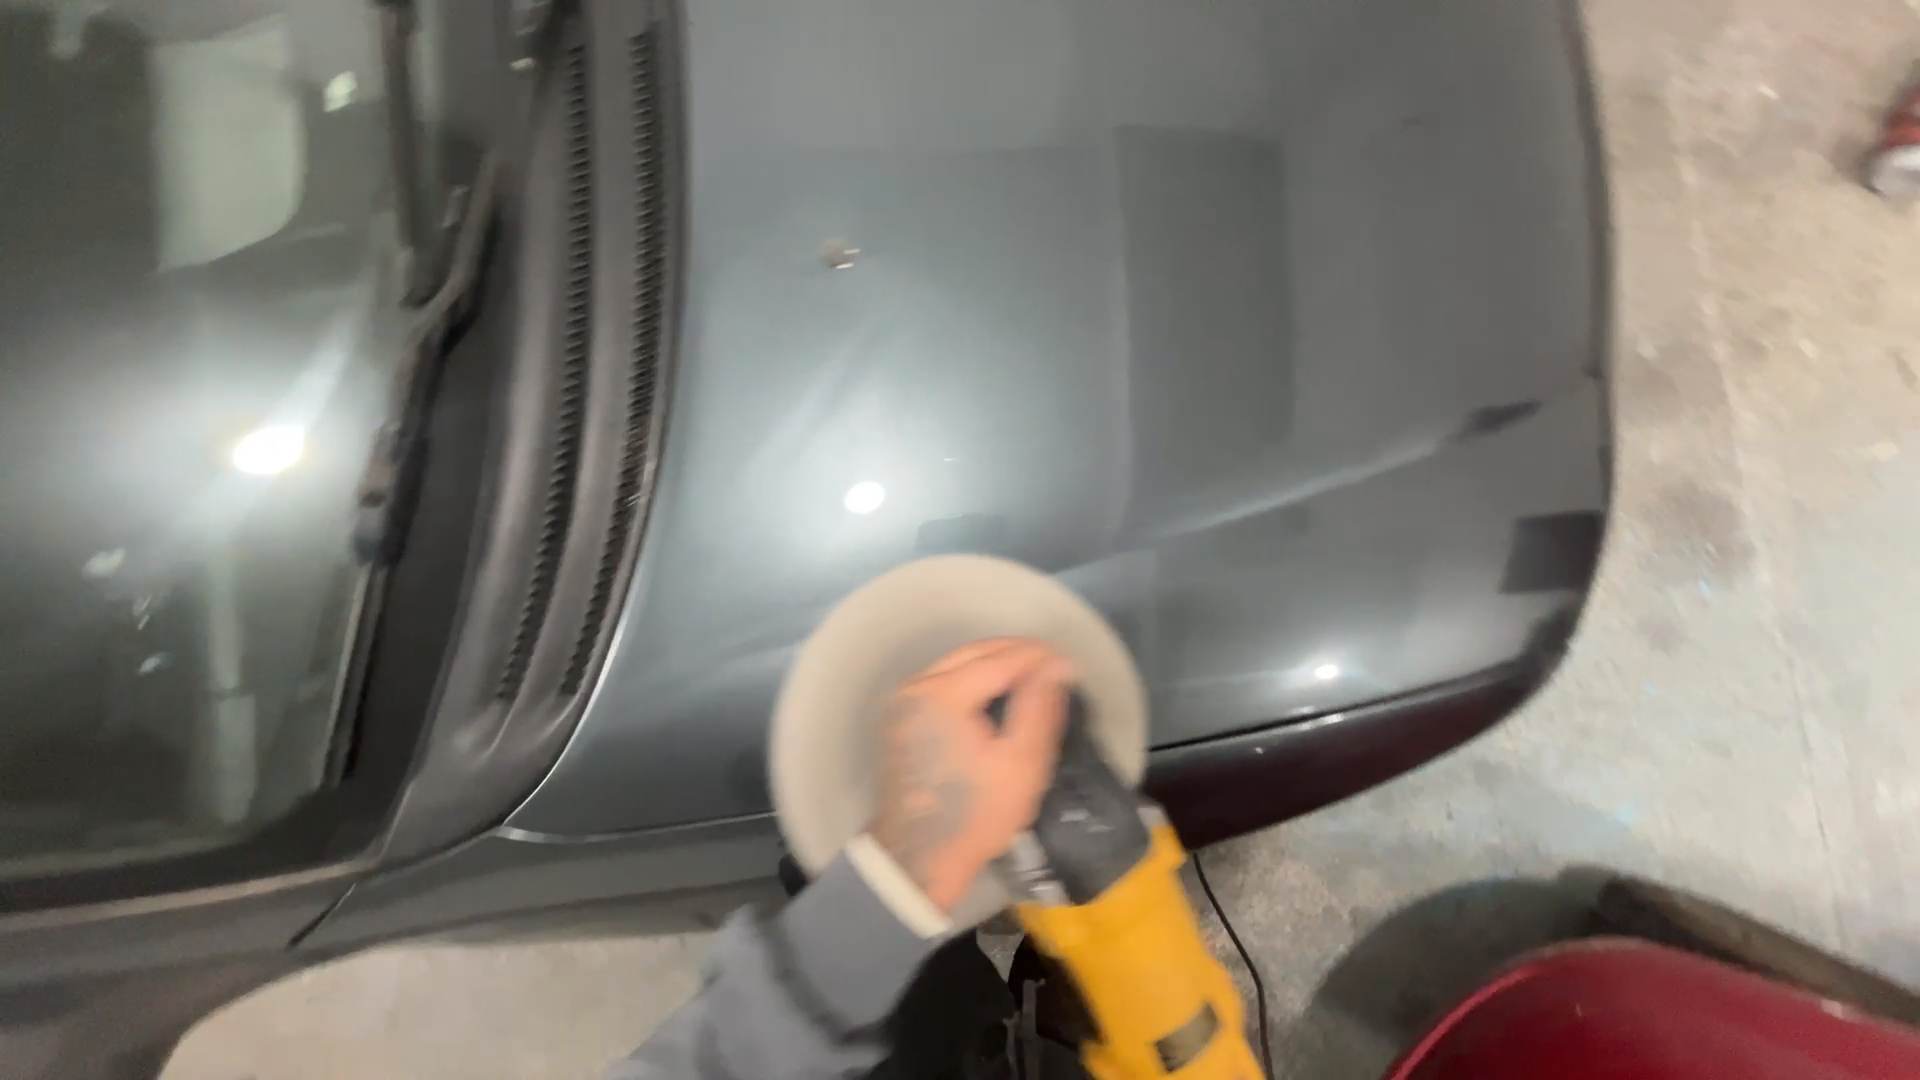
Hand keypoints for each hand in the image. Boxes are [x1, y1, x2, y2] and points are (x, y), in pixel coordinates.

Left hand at [868, 639, 1073, 912]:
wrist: (919, 859)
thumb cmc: (975, 815)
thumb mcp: (1021, 764)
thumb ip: (1039, 707)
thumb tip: (1056, 664)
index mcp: (941, 695)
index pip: (997, 659)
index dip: (1036, 656)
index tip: (1067, 661)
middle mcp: (916, 687)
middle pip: (973, 653)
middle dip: (1015, 652)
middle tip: (1051, 662)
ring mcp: (904, 702)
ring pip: (956, 664)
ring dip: (994, 662)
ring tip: (1031, 674)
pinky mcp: (902, 717)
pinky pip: (943, 681)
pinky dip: (973, 678)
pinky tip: (998, 691)